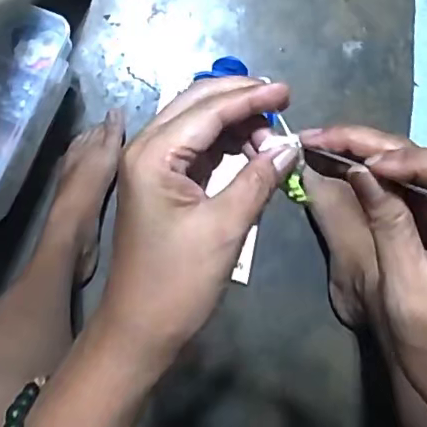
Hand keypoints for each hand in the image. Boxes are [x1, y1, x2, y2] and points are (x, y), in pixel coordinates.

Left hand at [90, 77, 296, 360]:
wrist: (137, 334)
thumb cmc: (176, 283)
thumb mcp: (224, 228)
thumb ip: (258, 179)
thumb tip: (289, 147)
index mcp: (154, 154)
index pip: (210, 109)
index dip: (252, 97)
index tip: (288, 92)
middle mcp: (147, 146)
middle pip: (199, 100)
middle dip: (242, 96)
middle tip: (282, 101)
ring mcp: (153, 161)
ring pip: (200, 117)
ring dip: (237, 118)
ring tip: (272, 138)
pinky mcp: (163, 176)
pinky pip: (199, 141)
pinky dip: (228, 138)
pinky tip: (252, 147)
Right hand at [300, 126, 426, 426]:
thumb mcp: (409, 303)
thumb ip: (390, 231)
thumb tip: (360, 170)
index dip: (412, 159)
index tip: (366, 165)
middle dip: (375, 144)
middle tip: (322, 136)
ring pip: (415, 160)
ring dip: (368, 148)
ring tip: (323, 140)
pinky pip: (406, 177)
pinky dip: (372, 164)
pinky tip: (343, 156)